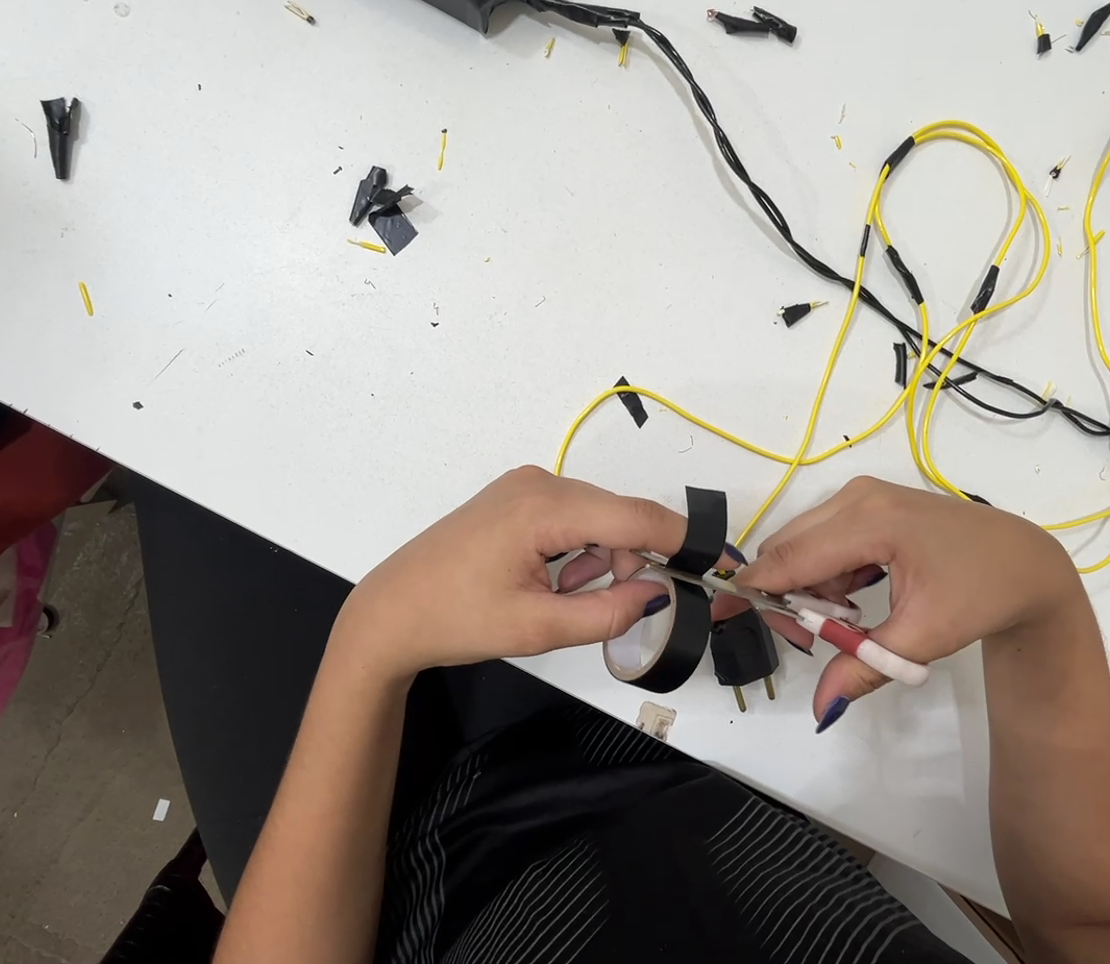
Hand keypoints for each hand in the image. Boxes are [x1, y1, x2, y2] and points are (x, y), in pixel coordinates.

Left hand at [331, 467, 691, 683]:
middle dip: (630, 560)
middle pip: (618, 515)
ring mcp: (526, 485)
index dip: (681, 539)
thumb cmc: (455, 619)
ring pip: (597, 516)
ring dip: (599, 557)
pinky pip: (572, 515)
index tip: (719, 560)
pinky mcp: (517, 496)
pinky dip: (578, 547)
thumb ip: (607, 613)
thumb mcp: (538, 628)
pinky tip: (549, 577)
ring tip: (559, 595)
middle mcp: (539, 482)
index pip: (634, 516)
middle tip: (610, 607)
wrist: (390, 611)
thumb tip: (659, 595)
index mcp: (543, 508)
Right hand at [735, 476, 1083, 725]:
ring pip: (800, 543)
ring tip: (841, 622)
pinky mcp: (864, 502)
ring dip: (804, 585)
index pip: (790, 557)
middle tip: (811, 639)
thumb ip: (865, 668)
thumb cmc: (981, 594)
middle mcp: (855, 498)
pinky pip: (819, 537)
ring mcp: (859, 496)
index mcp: (870, 522)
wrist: (1025, 563)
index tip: (720, 612)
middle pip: (787, 547)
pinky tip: (852, 596)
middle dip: (784, 594)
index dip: (752, 587)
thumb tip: (821, 712)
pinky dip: (822, 572)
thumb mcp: (924, 637)